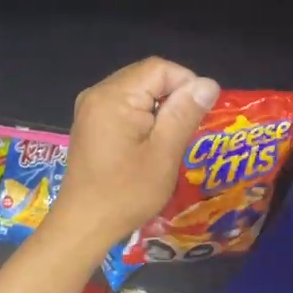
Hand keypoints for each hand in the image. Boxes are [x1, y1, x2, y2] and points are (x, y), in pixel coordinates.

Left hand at [47, 58, 219, 249]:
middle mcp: (98, 93)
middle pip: (147, 76)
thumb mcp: (163, 154)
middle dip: (173, 96)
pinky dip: (143, 115)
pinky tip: (149, 142)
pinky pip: (123, 104)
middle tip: (185, 130)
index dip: (186, 84)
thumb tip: (208, 83)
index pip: (160, 68)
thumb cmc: (126, 193)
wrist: (84, 224)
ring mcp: (90, 107)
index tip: (199, 116)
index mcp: (114, 96)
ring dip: (159, 107)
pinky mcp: (90, 122)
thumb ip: (184, 113)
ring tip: (170, 138)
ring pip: (136, 90)